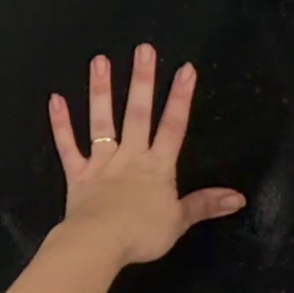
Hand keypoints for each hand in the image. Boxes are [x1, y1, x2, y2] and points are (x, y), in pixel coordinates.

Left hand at [46, 44, 245, 267]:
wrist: (100, 243)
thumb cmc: (142, 233)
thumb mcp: (179, 221)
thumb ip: (204, 204)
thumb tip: (238, 197)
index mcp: (157, 167)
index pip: (173, 127)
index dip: (180, 98)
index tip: (185, 68)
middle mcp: (129, 156)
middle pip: (137, 114)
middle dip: (142, 80)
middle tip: (143, 49)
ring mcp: (101, 162)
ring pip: (101, 121)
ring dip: (100, 90)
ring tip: (99, 60)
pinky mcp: (77, 173)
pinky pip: (67, 146)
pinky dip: (60, 124)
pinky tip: (55, 99)